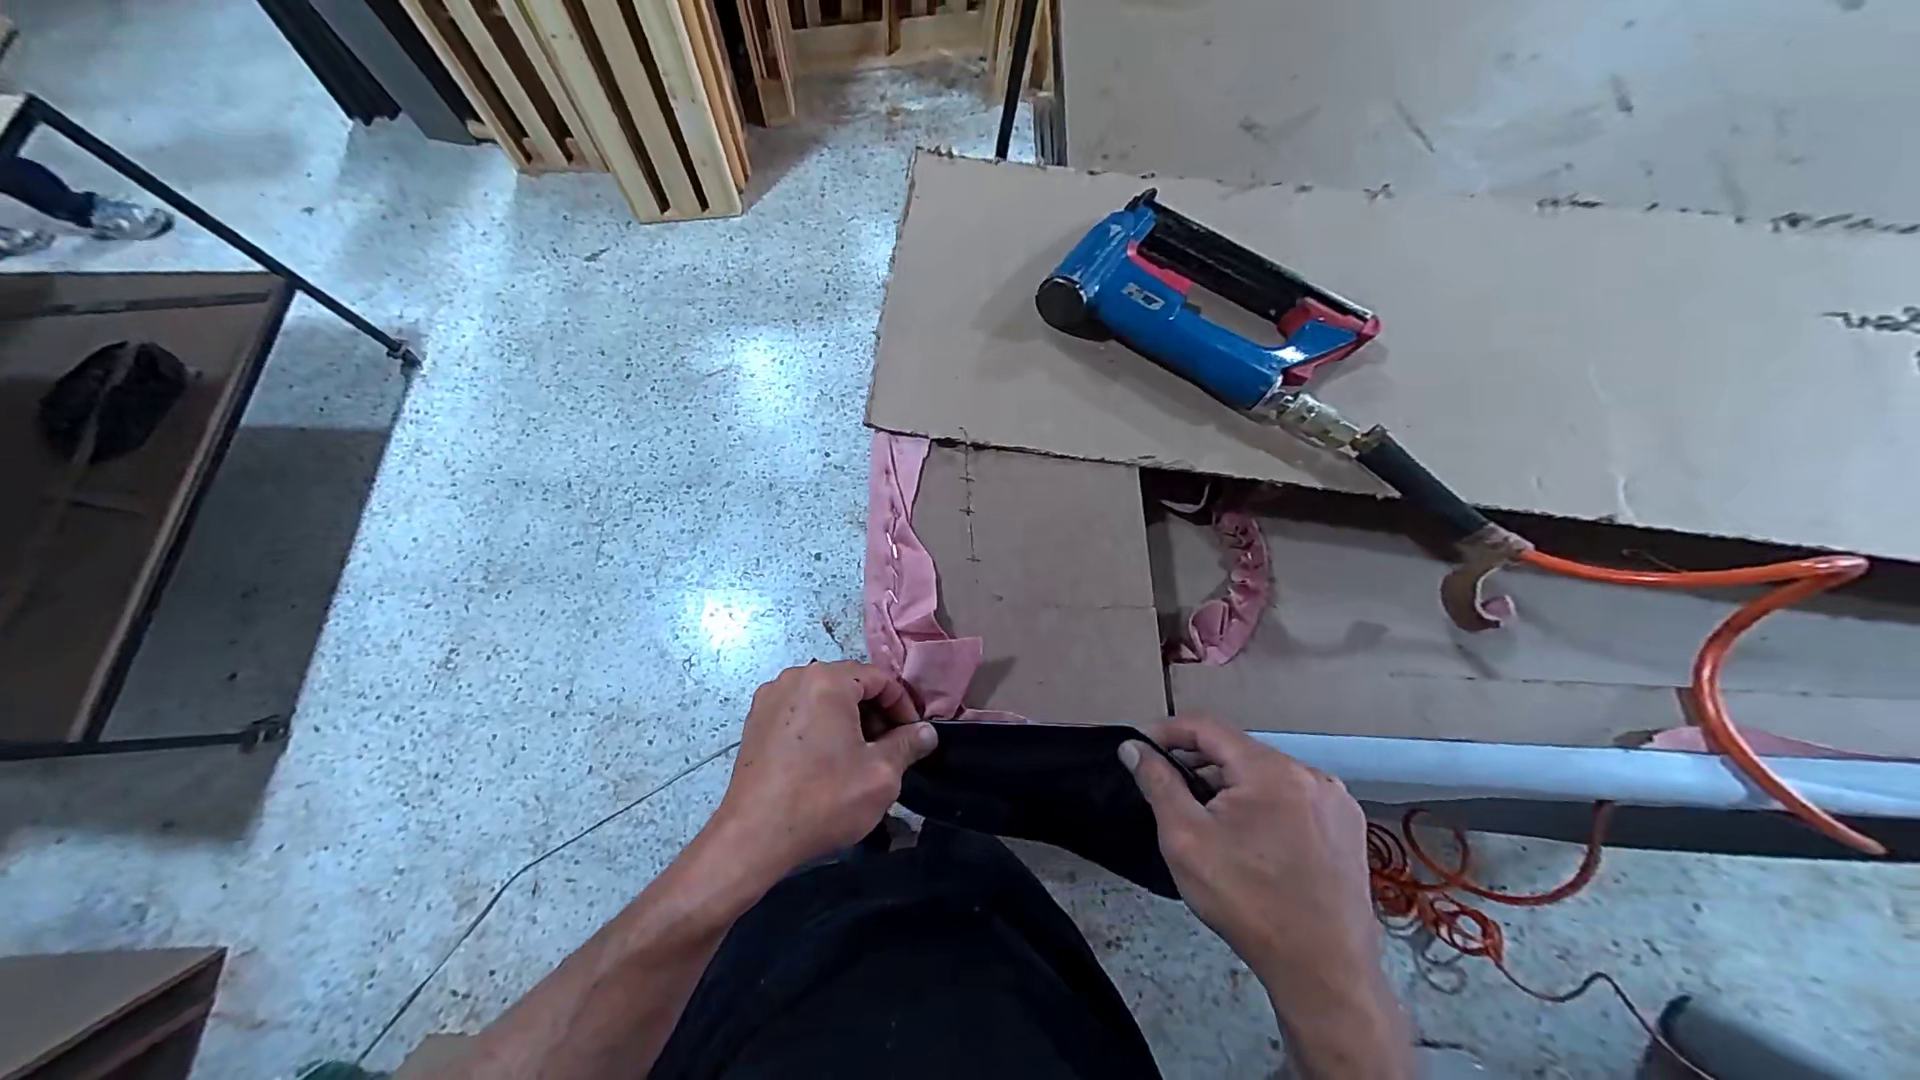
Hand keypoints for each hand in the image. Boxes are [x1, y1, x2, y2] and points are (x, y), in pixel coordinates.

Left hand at [709, 661, 936, 876]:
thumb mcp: (880, 774)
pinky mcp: (756, 722)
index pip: (879, 678)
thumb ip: (908, 745)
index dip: (903, 706)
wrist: (753, 838)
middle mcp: (795, 678)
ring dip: (848, 719)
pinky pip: (800, 711)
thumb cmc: (822, 800)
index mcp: (827, 680)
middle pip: (850, 683)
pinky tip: (826, 761)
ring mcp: (770, 698)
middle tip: (890, 748)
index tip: (913, 735)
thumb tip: (926, 732)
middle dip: (875, 712)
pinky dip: (821, 726)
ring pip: (824, 697)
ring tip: (860, 757)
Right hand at [1118, 717, 1379, 1001]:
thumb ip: (1158, 783)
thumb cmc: (1248, 902)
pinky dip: (1262, 804)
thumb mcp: (1185, 838)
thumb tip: (1133, 747)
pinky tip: (1247, 838)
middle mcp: (1310, 775)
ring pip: (1265, 775)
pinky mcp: (1347, 829)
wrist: (1324, 972)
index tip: (1139, 748)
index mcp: (1272, 770)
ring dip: (1229, 785)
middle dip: (1196, 763)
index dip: (1167, 731)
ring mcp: (1335, 802)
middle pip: (1238, 751)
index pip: (1207, 727)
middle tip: (1166, 788)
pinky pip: (1292, 798)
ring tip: (1204, 817)